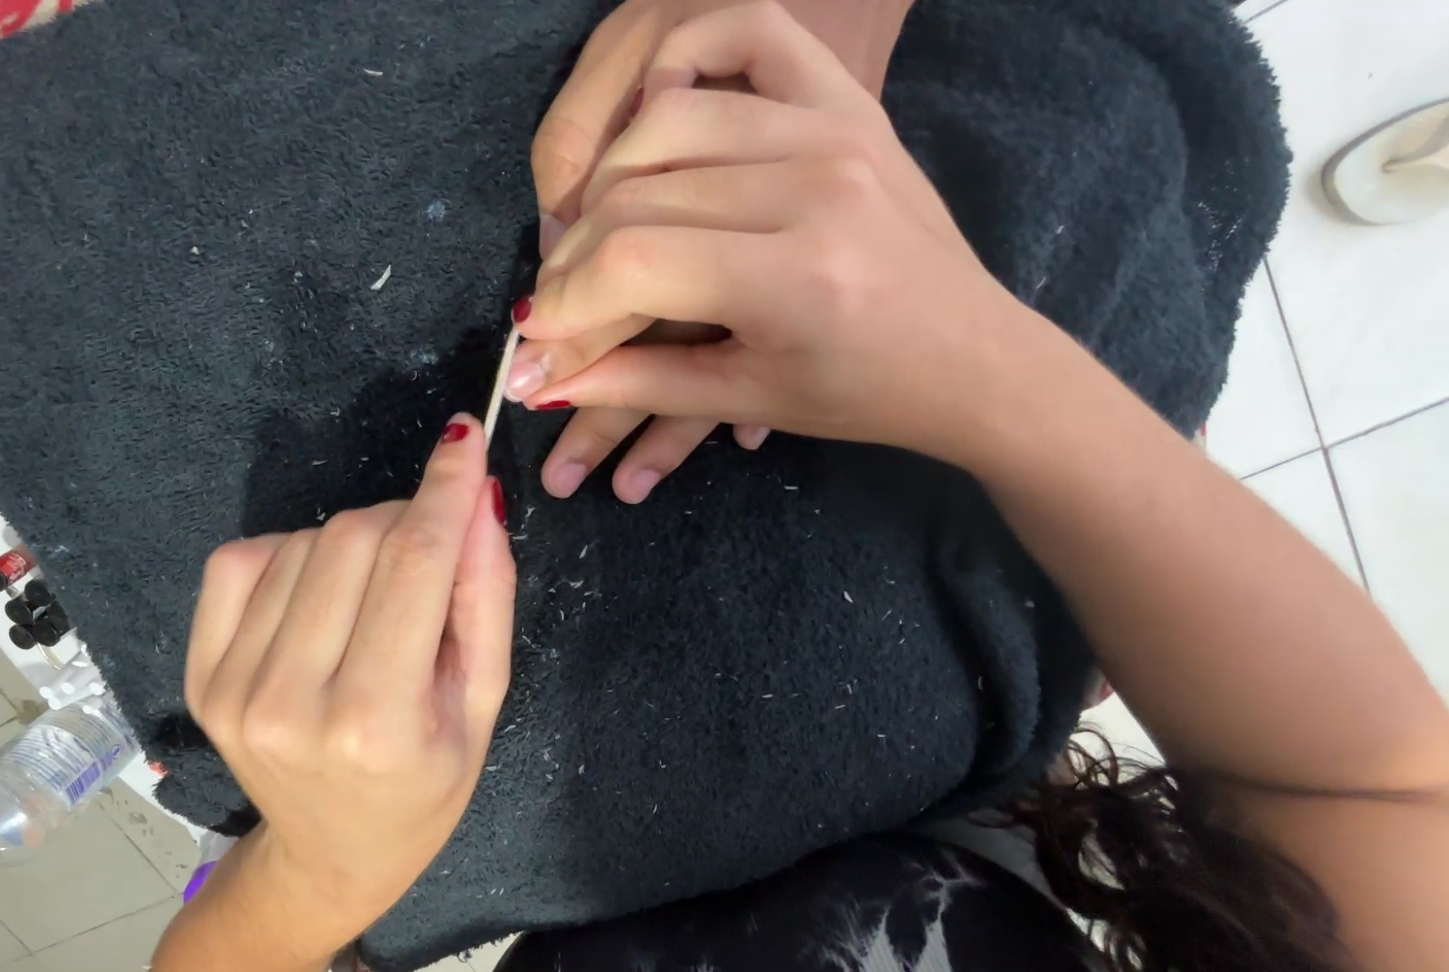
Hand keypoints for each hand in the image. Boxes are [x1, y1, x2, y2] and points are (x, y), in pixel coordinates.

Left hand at [183, 416, 514, 937]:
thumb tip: (477, 498)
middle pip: (354, 539)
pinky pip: (242, 559)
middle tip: (429, 554)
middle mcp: (292, 699)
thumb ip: (486, 596)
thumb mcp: (484, 702)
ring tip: (373, 599)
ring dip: (352, 543)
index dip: (444, 489)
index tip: (463, 436)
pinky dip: (291, 554)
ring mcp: (233, 686)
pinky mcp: (199, 673)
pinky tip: (316, 596)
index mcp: (378, 718)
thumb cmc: (425, 786)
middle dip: (406, 519)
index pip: (414, 564)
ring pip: (302, 542)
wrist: (330, 854)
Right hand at [514, 1, 1033, 465]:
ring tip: (594, 240)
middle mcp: (811, 184)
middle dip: (571, 261)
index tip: (531, 338)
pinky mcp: (843, 102)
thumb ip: (633, 382)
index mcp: (795, 278)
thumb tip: (536, 383)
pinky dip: (681, 65)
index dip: (562, 302)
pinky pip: (743, 41)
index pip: (631, 263)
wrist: (971, 354)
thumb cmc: (861, 393)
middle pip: (634, 197)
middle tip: (552, 306)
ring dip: (604, 185)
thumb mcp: (744, 397)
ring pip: (663, 125)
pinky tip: (651, 118)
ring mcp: (831, 128)